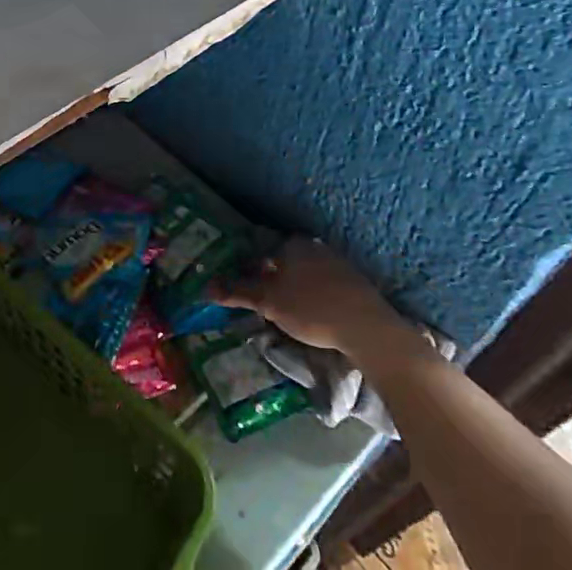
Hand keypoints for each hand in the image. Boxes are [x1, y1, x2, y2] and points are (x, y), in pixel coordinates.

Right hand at [215, 236, 414, 356]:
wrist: (366, 327)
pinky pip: (322, 284)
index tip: (241, 287)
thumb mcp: (268, 302)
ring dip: (291, 287)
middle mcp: (313, 246)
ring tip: (282, 312)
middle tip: (259, 302)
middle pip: (282, 260)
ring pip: (303, 272)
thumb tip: (205, 287)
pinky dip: (311, 295)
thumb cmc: (311, 308)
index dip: (247, 268)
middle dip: (269, 277)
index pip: (261, 249)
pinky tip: (310, 314)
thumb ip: (237, 292)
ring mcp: (336, 262)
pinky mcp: (352, 281)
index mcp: (292, 244)